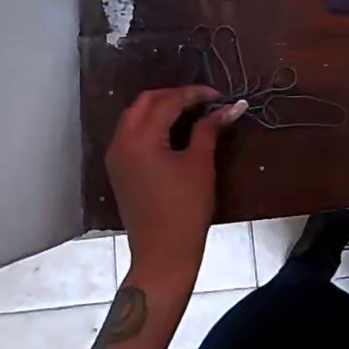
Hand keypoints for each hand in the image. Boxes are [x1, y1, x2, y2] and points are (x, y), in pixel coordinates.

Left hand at [105, 87, 247, 286]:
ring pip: (135, 116)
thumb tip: (232, 107)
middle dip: (174, 95)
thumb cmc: (185, 210)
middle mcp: (121, 142)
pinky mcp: (119, 169)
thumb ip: (210, 129)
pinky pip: (132, 133)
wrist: (163, 254)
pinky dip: (151, 124)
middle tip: (204, 101)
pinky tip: (174, 129)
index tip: (219, 96)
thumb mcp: (200, 164)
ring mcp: (116, 156)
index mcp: (140, 140)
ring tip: (191, 111)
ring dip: (161, 108)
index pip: (167, 102)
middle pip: (145, 102)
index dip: (195, 94)